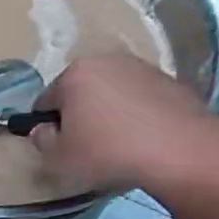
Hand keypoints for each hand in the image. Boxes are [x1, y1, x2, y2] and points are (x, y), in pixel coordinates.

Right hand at [28, 55, 218, 193]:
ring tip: (113, 143)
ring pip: (109, 92)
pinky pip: (136, 98)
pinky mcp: (168, 79)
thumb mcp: (57, 157)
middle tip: (83, 144)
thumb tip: (43, 129)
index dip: (45, 125)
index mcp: (75, 74)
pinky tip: (137, 137)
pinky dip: (132, 113)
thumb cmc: (105, 151)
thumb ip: (41, 140)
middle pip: (79, 91)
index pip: (45, 100)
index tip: (55, 145)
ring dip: (105, 113)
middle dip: (77, 114)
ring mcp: (141, 66)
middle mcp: (107, 60)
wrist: (177, 148)